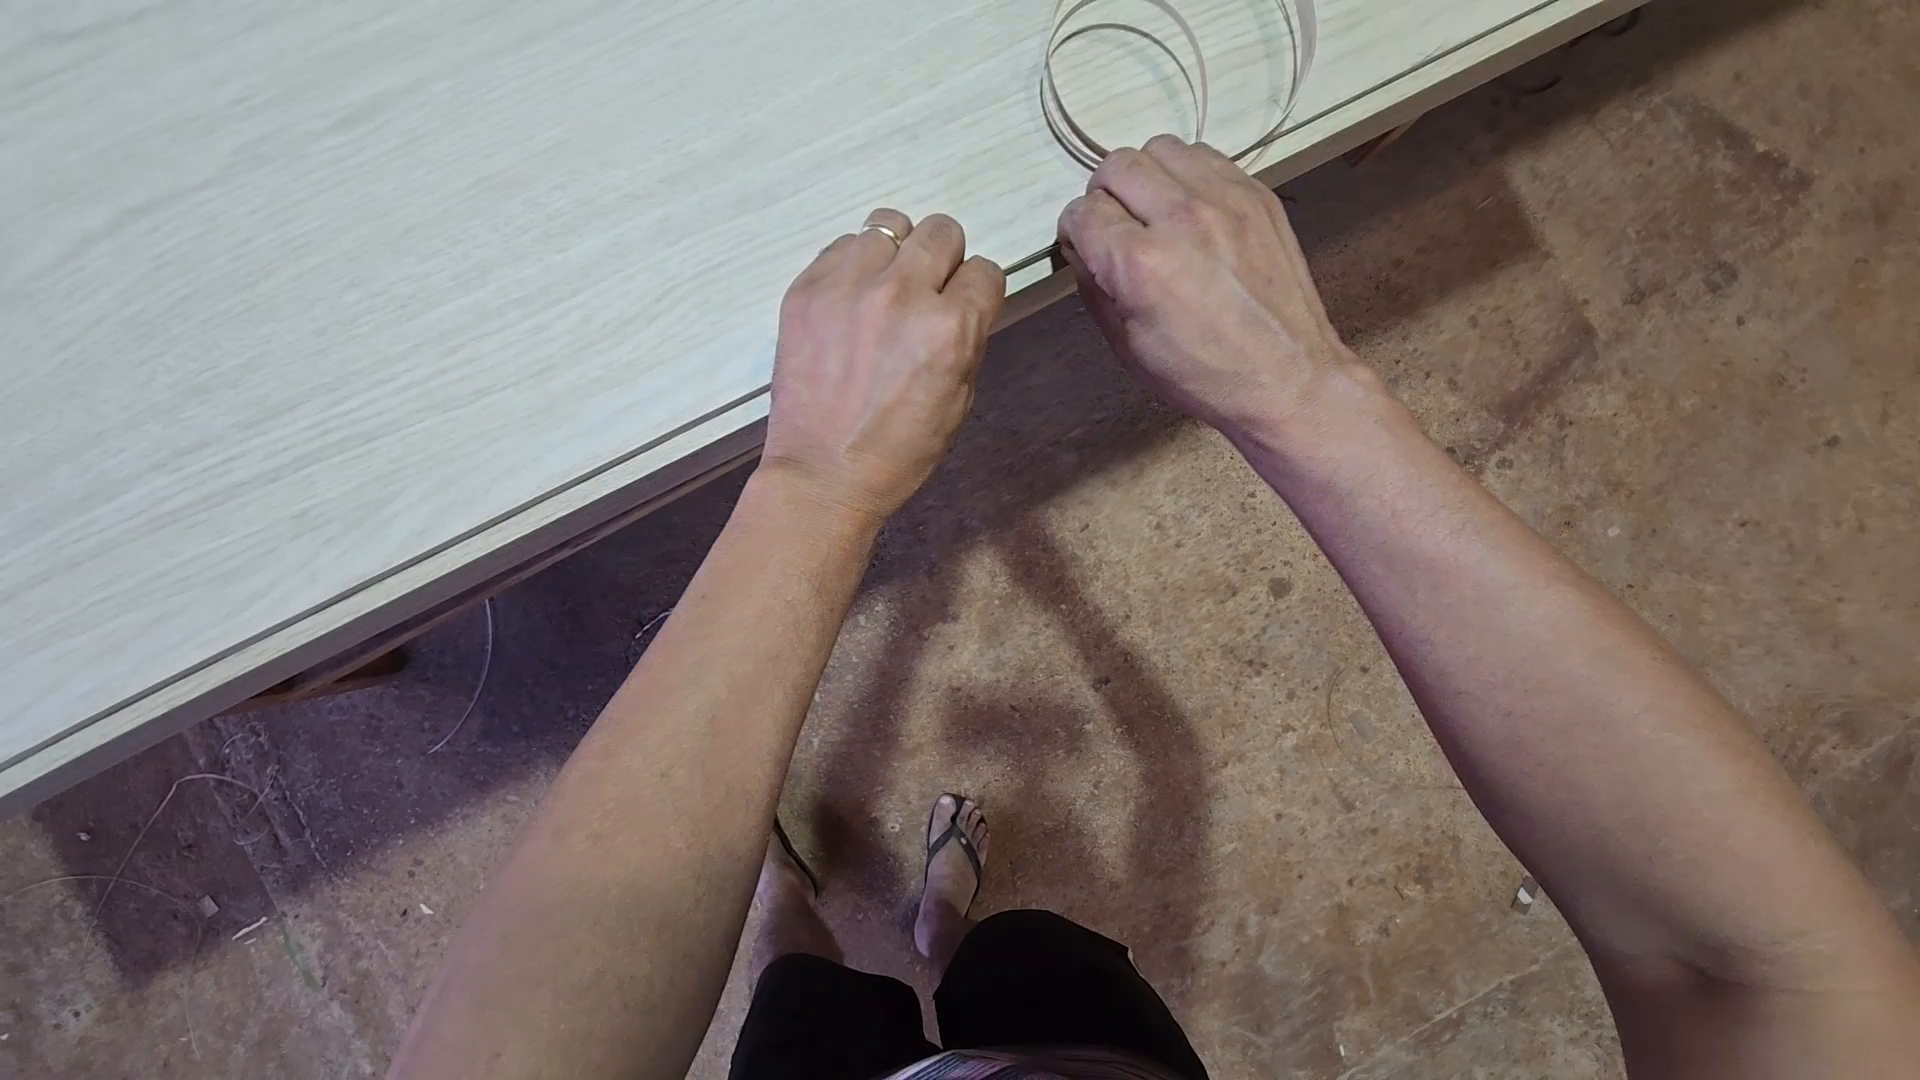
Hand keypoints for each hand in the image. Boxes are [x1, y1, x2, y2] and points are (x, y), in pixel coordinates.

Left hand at [762, 209, 1005, 523]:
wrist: (822, 474)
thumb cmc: (899, 452)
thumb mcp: (959, 402)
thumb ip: (967, 340)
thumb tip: (964, 302)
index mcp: (950, 329)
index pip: (985, 271)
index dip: (978, 293)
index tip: (964, 308)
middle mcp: (902, 294)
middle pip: (942, 231)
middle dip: (944, 263)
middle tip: (926, 296)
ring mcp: (848, 286)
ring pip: (890, 225)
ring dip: (897, 255)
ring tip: (885, 292)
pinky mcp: (806, 288)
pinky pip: (844, 245)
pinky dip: (855, 267)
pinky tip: (850, 304)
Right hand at [1058, 136, 1361, 441]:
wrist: (1284, 376)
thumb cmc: (1200, 374)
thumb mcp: (1127, 346)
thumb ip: (1095, 288)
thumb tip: (1083, 251)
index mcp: (1140, 265)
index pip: (1082, 213)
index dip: (1075, 233)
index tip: (1085, 249)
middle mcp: (1180, 219)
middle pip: (1115, 167)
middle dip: (1103, 197)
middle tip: (1115, 229)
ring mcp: (1223, 199)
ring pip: (1158, 149)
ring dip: (1145, 178)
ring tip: (1153, 214)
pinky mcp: (1255, 194)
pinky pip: (1203, 156)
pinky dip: (1184, 176)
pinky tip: (1189, 212)